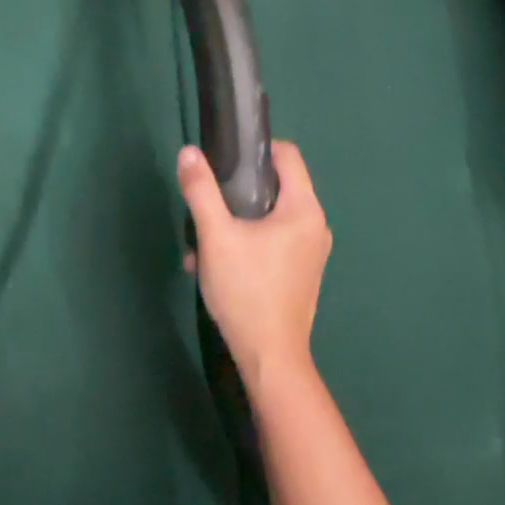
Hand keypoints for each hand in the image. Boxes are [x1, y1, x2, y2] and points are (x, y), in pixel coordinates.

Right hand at [178, 142, 331, 385]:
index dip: (255, 149)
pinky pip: (274, 243)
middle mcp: (316, 226)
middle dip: (235, 195)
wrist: (269, 355)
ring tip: (203, 246)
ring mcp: (312, 253)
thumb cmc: (246, 290)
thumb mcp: (215, 237)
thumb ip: (201, 191)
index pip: (288, 156)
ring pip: (270, 219)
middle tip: (206, 208)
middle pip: (276, 188)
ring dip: (234, 225)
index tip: (223, 161)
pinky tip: (216, 267)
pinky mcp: (302, 274)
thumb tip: (188, 153)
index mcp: (304, 209)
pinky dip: (247, 245)